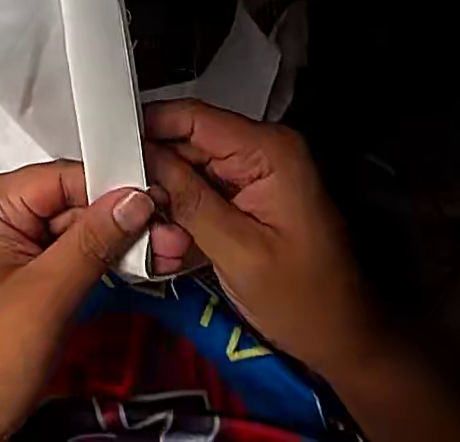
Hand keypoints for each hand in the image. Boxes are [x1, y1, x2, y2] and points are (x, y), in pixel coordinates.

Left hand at [0, 160, 155, 441]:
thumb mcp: (43, 299)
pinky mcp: (23, 263)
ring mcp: (9, 237)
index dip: (115, 190)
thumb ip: (92, 242)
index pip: (65, 177)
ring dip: (120, 244)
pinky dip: (102, 261)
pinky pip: (70, 249)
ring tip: (161, 255)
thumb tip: (132, 200)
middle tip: (168, 238)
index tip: (156, 204)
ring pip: (78, 226)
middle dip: (124, 223)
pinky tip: (134, 266)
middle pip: (75, 200)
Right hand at [141, 99, 384, 379]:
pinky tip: (178, 248)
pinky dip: (182, 216)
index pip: (194, 117)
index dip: (149, 125)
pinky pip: (199, 190)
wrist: (348, 341)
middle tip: (138, 215)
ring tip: (165, 245)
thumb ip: (188, 200)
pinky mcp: (245, 193)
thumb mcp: (240, 252)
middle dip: (157, 178)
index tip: (110, 145)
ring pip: (186, 169)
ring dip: (168, 204)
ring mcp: (252, 172)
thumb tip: (144, 159)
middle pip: (186, 143)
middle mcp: (260, 150)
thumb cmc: (307, 301)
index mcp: (269, 150)